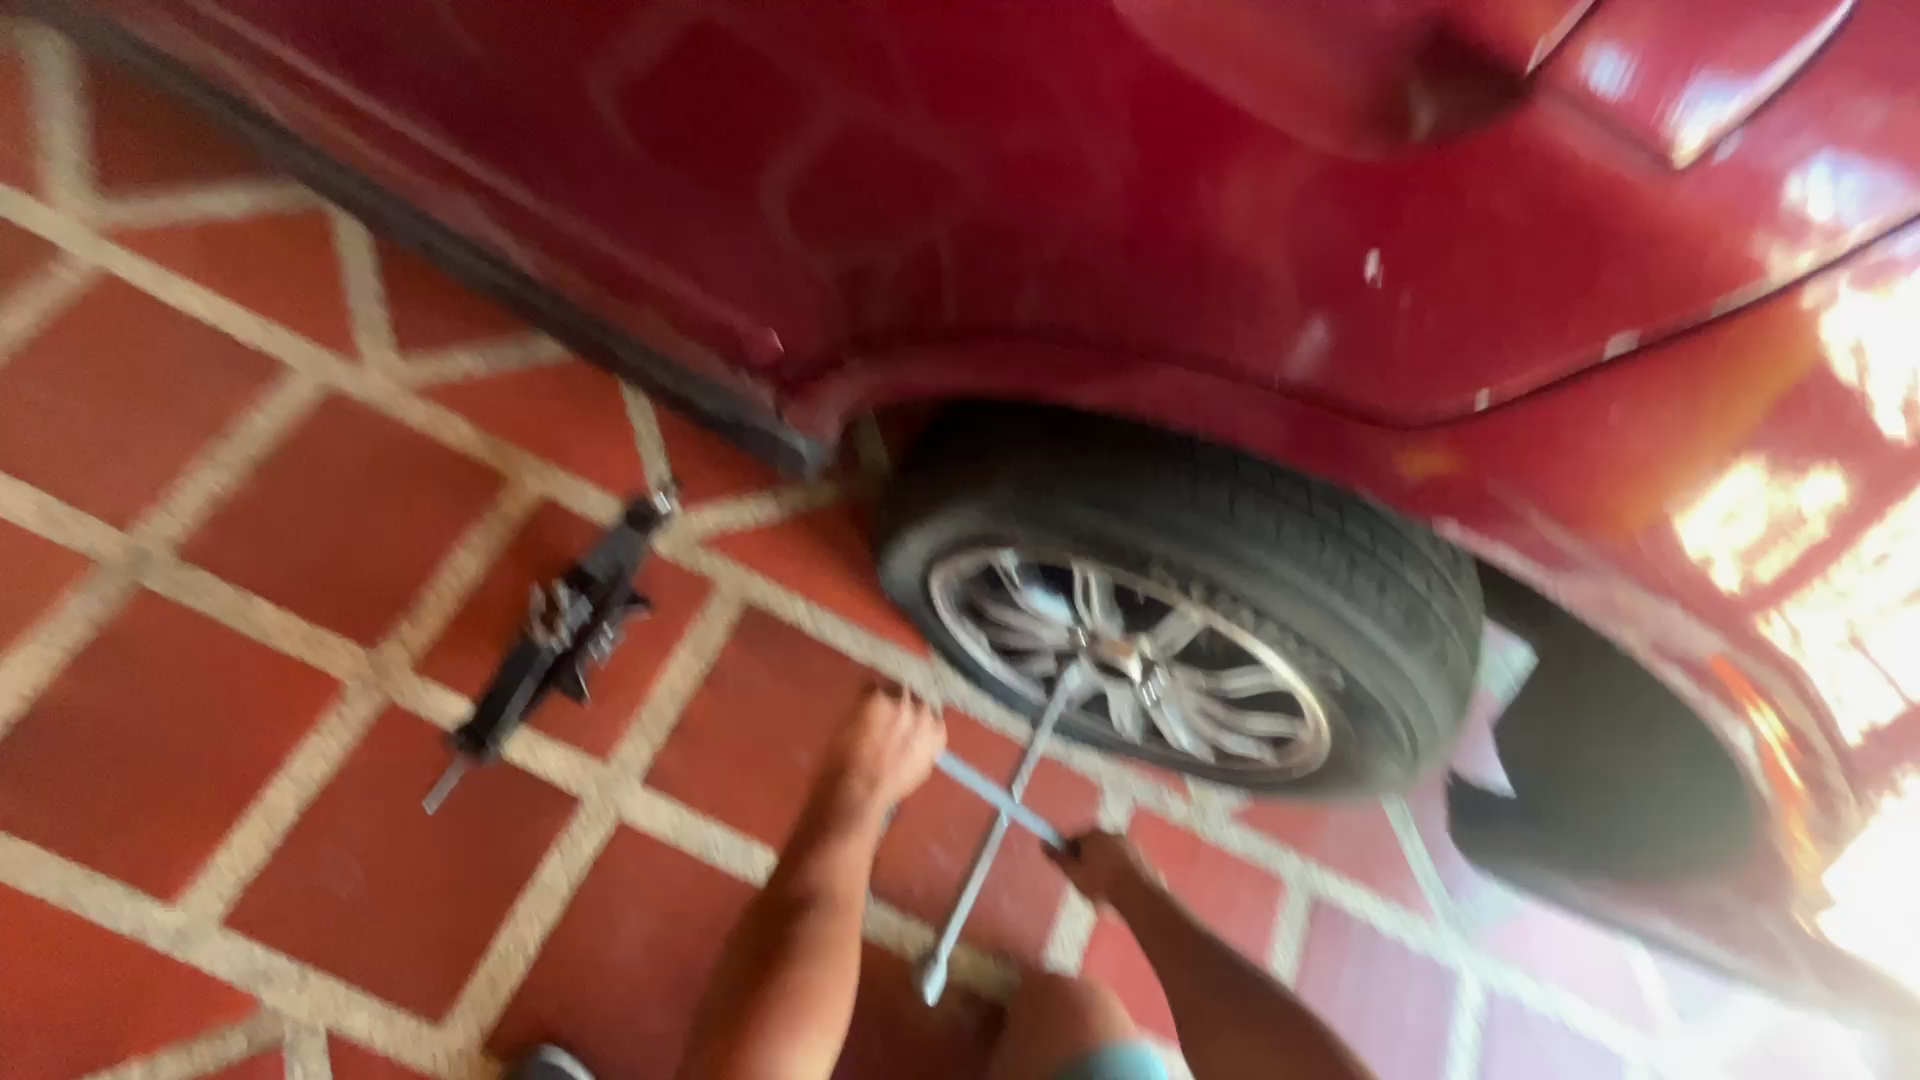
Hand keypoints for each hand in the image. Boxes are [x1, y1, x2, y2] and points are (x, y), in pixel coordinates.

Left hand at [818, 685, 946, 815]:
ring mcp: (900, 702)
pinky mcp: (875, 697)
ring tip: (871, 705)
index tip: (906, 717)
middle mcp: (923, 712)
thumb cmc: (888, 788)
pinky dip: (863, 692)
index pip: (931, 711)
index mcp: (936, 732)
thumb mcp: (919, 769)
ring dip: (884, 694)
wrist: (860, 789)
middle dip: (903, 700)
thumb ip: (923, 746)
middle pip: (914, 694)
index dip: (916, 714)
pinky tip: (858, 703)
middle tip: (887, 710)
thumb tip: (918, 736)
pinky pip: (870, 685)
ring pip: (893, 686)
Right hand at [1047, 830, 1158, 905]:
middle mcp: (1112, 833)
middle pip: (1093, 846)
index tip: (1070, 872)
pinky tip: (1120, 892)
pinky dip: (1120, 873)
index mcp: (1093, 834)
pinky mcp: (1144, 858)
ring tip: (1104, 892)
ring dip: (1105, 868)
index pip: (1074, 839)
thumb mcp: (1073, 874)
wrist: (1141, 897)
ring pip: (1110, 855)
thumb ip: (1058, 858)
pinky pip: (1125, 864)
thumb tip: (1042, 842)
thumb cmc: (1102, 885)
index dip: (1069, 855)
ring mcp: (1130, 845)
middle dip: (1088, 862)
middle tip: (1087, 884)